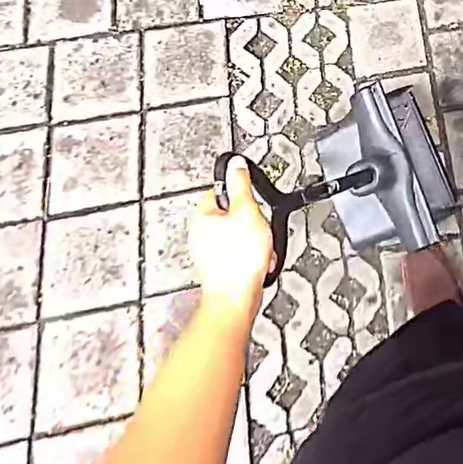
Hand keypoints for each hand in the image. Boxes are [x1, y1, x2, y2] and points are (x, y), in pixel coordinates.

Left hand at [190, 157, 274, 310]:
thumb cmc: (238, 259)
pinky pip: (240, 253)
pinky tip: (260, 260)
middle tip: (258, 225)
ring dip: (253, 238)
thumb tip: (235, 164)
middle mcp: (201, 234)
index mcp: (202, 216)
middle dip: (250, 219)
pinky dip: (252, 255)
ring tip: (261, 246)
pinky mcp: (220, 268)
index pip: (219, 191)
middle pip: (231, 213)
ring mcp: (209, 253)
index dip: (238, 192)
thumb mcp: (246, 210)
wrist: (236, 299)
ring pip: (238, 234)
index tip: (250, 197)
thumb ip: (241, 185)